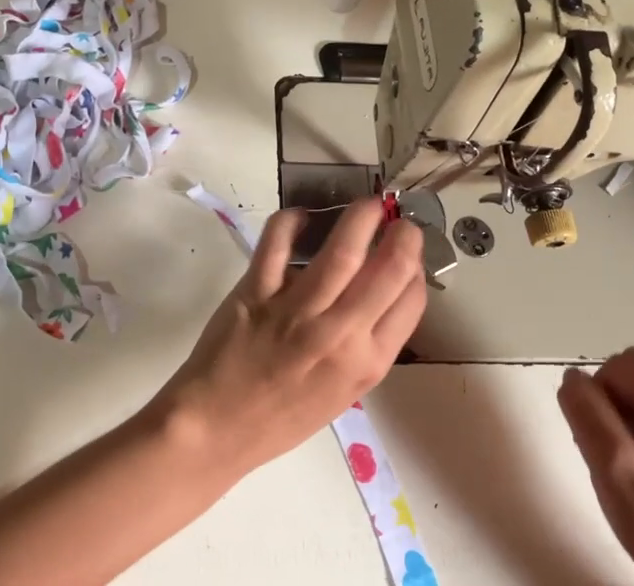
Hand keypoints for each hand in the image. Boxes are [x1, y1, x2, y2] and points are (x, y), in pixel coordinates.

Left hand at [147, 199, 426, 479]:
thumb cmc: (283, 418)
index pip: (411, 301)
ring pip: (342, 249)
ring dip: (361, 217)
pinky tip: (301, 215)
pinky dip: (292, 220)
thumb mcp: (343, 393)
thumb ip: (366, 347)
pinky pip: (278, 242)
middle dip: (402, 234)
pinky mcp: (257, 292)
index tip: (408, 252)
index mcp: (367, 363)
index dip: (416, 267)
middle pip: (389, 268)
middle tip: (396, 217)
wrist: (217, 429)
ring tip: (367, 204)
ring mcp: (297, 310)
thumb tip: (381, 295)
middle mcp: (340, 334)